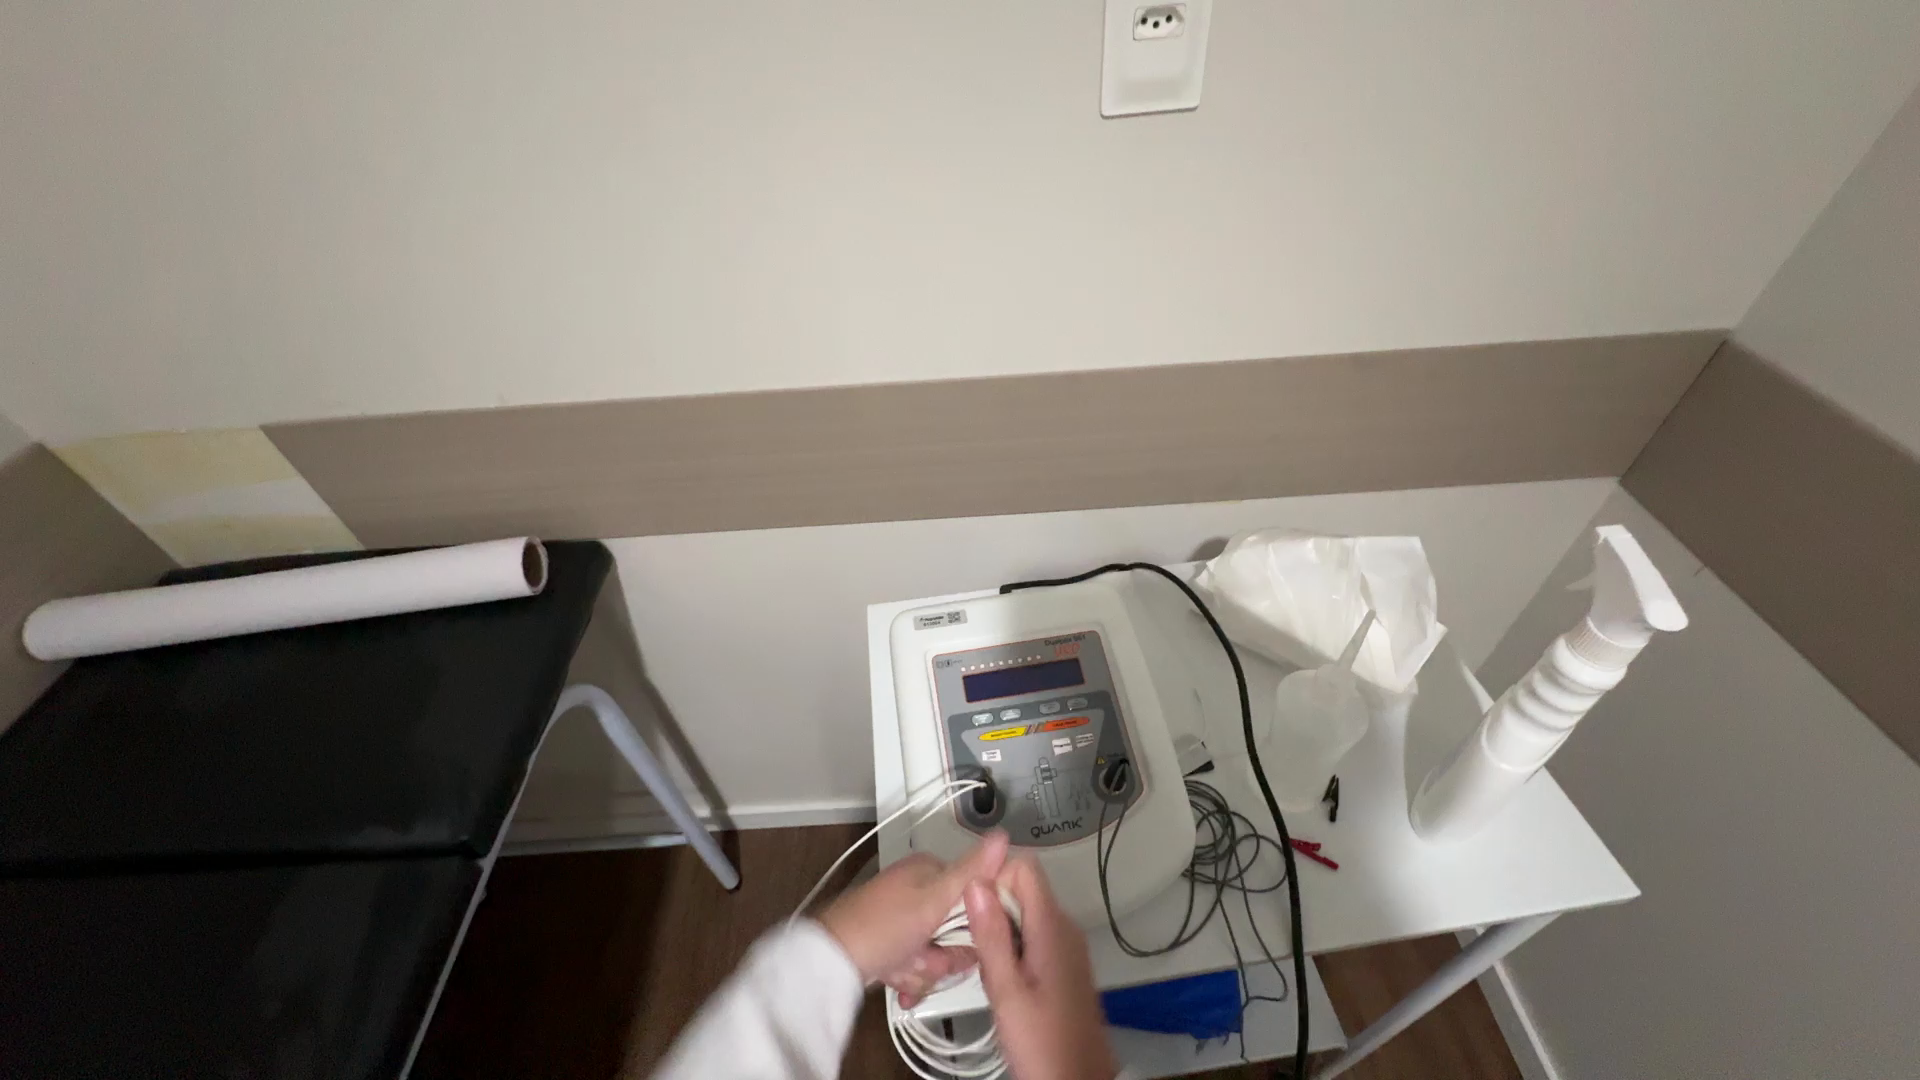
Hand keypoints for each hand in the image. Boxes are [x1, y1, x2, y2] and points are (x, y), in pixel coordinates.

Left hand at [817, 831, 1008, 1006]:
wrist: (830, 961)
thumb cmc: (884, 925)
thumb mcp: (934, 898)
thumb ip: (972, 871)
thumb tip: (1004, 835)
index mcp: (929, 869)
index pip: (973, 897)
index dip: (972, 925)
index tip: (962, 940)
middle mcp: (917, 889)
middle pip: (954, 931)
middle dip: (941, 954)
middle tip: (922, 955)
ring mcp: (903, 918)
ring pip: (937, 952)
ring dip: (923, 968)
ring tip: (901, 967)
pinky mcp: (891, 943)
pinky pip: (916, 963)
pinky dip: (909, 976)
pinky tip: (896, 980)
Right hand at [967, 857, 1117, 1079]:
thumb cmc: (1041, 1043)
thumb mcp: (1007, 992)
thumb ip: (991, 936)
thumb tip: (976, 882)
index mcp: (1052, 926)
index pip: (1024, 867)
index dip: (994, 880)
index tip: (974, 913)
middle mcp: (1065, 926)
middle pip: (1024, 889)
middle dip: (994, 911)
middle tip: (980, 953)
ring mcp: (1069, 944)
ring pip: (1027, 913)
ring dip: (1003, 932)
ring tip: (993, 974)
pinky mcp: (1067, 962)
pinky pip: (1036, 934)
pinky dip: (1016, 947)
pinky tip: (1008, 982)